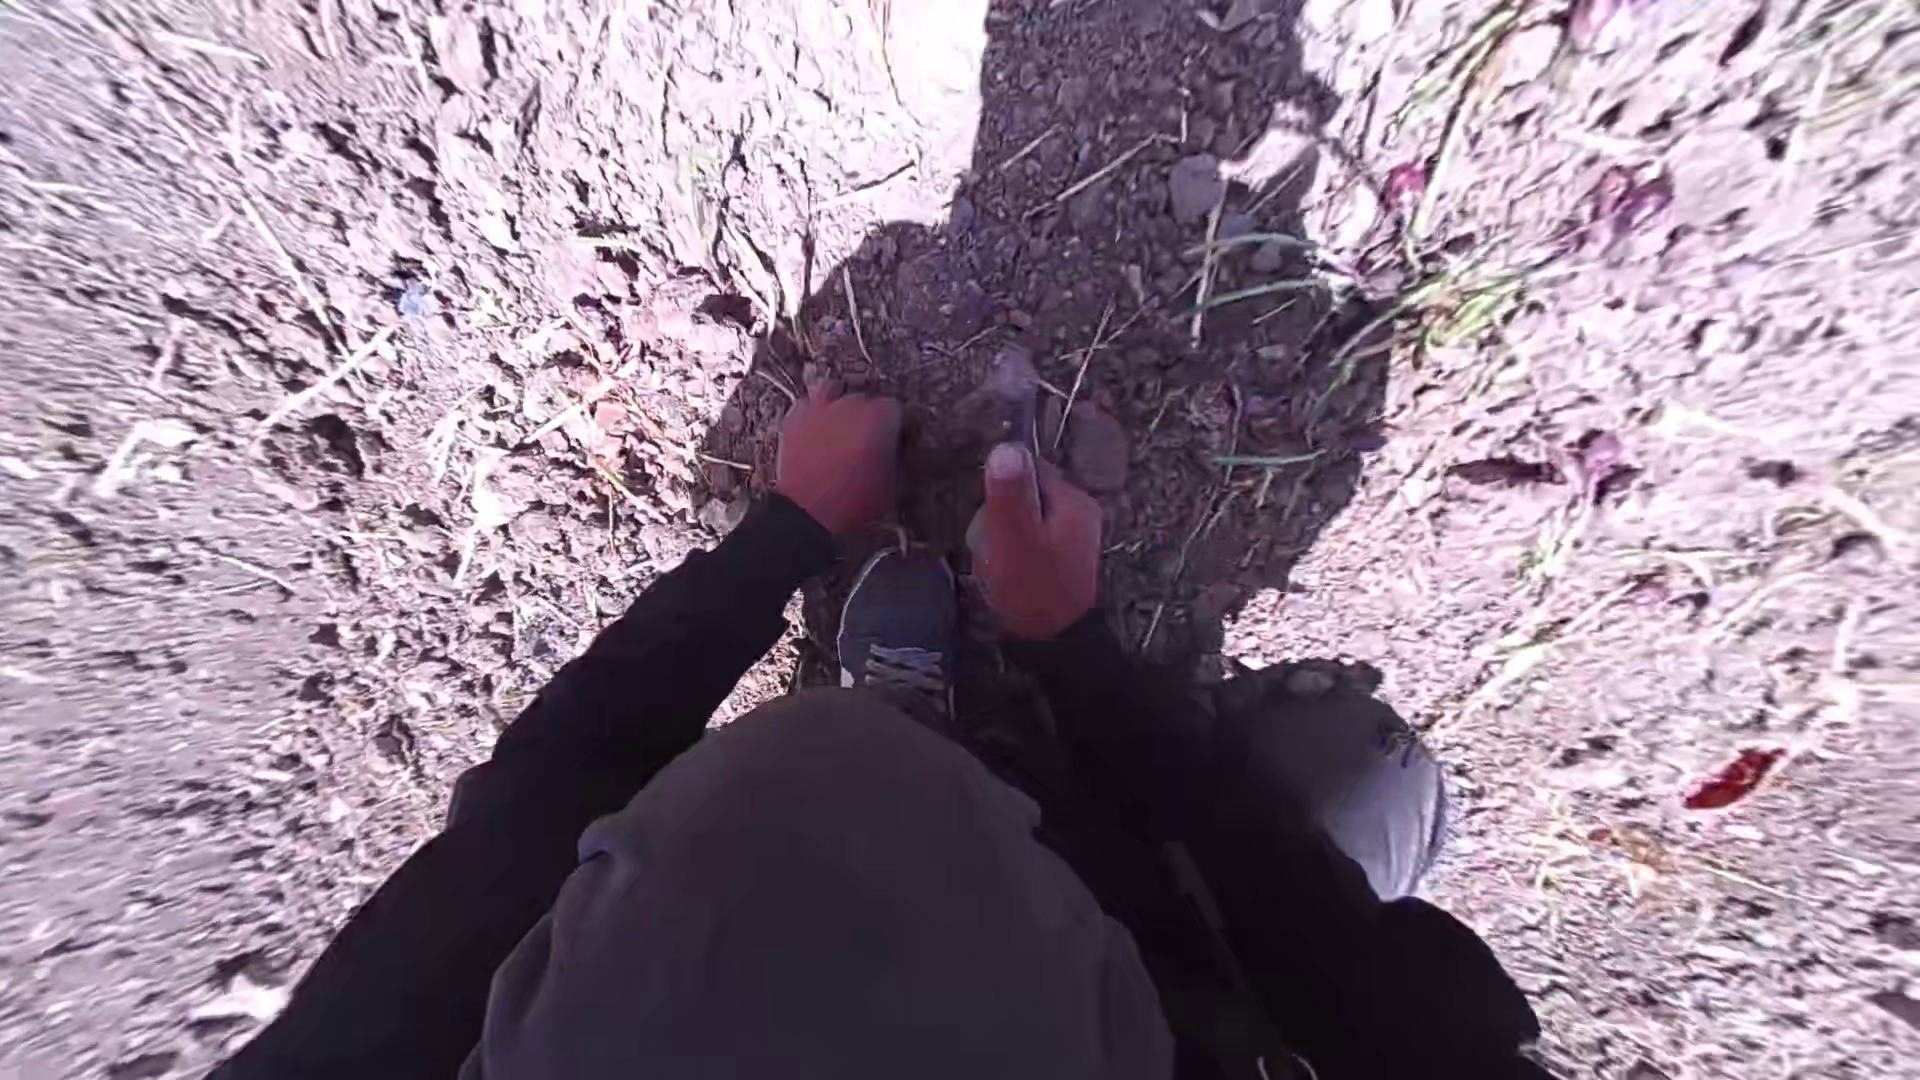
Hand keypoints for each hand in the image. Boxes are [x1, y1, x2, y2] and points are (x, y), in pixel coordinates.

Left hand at [776, 380, 901, 533]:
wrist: (809, 512)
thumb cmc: (851, 502)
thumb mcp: (890, 485)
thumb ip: (894, 458)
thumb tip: (894, 453)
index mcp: (881, 418)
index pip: (897, 409)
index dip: (897, 424)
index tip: (896, 436)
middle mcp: (852, 405)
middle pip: (866, 398)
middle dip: (870, 415)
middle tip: (869, 437)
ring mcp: (821, 408)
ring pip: (834, 390)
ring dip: (840, 403)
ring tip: (842, 422)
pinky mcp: (795, 417)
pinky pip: (807, 404)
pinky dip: (813, 413)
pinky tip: (817, 427)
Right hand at [975, 443, 1101, 640]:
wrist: (1054, 646)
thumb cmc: (1034, 591)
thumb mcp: (1015, 540)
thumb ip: (1010, 496)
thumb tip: (1006, 448)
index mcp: (1073, 503)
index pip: (1030, 471)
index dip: (1004, 488)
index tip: (991, 513)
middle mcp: (1077, 514)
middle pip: (1024, 496)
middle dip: (1001, 519)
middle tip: (995, 547)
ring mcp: (1070, 538)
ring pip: (1022, 521)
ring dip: (1003, 539)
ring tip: (999, 565)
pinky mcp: (1060, 558)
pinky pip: (1027, 542)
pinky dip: (1012, 555)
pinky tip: (1007, 575)